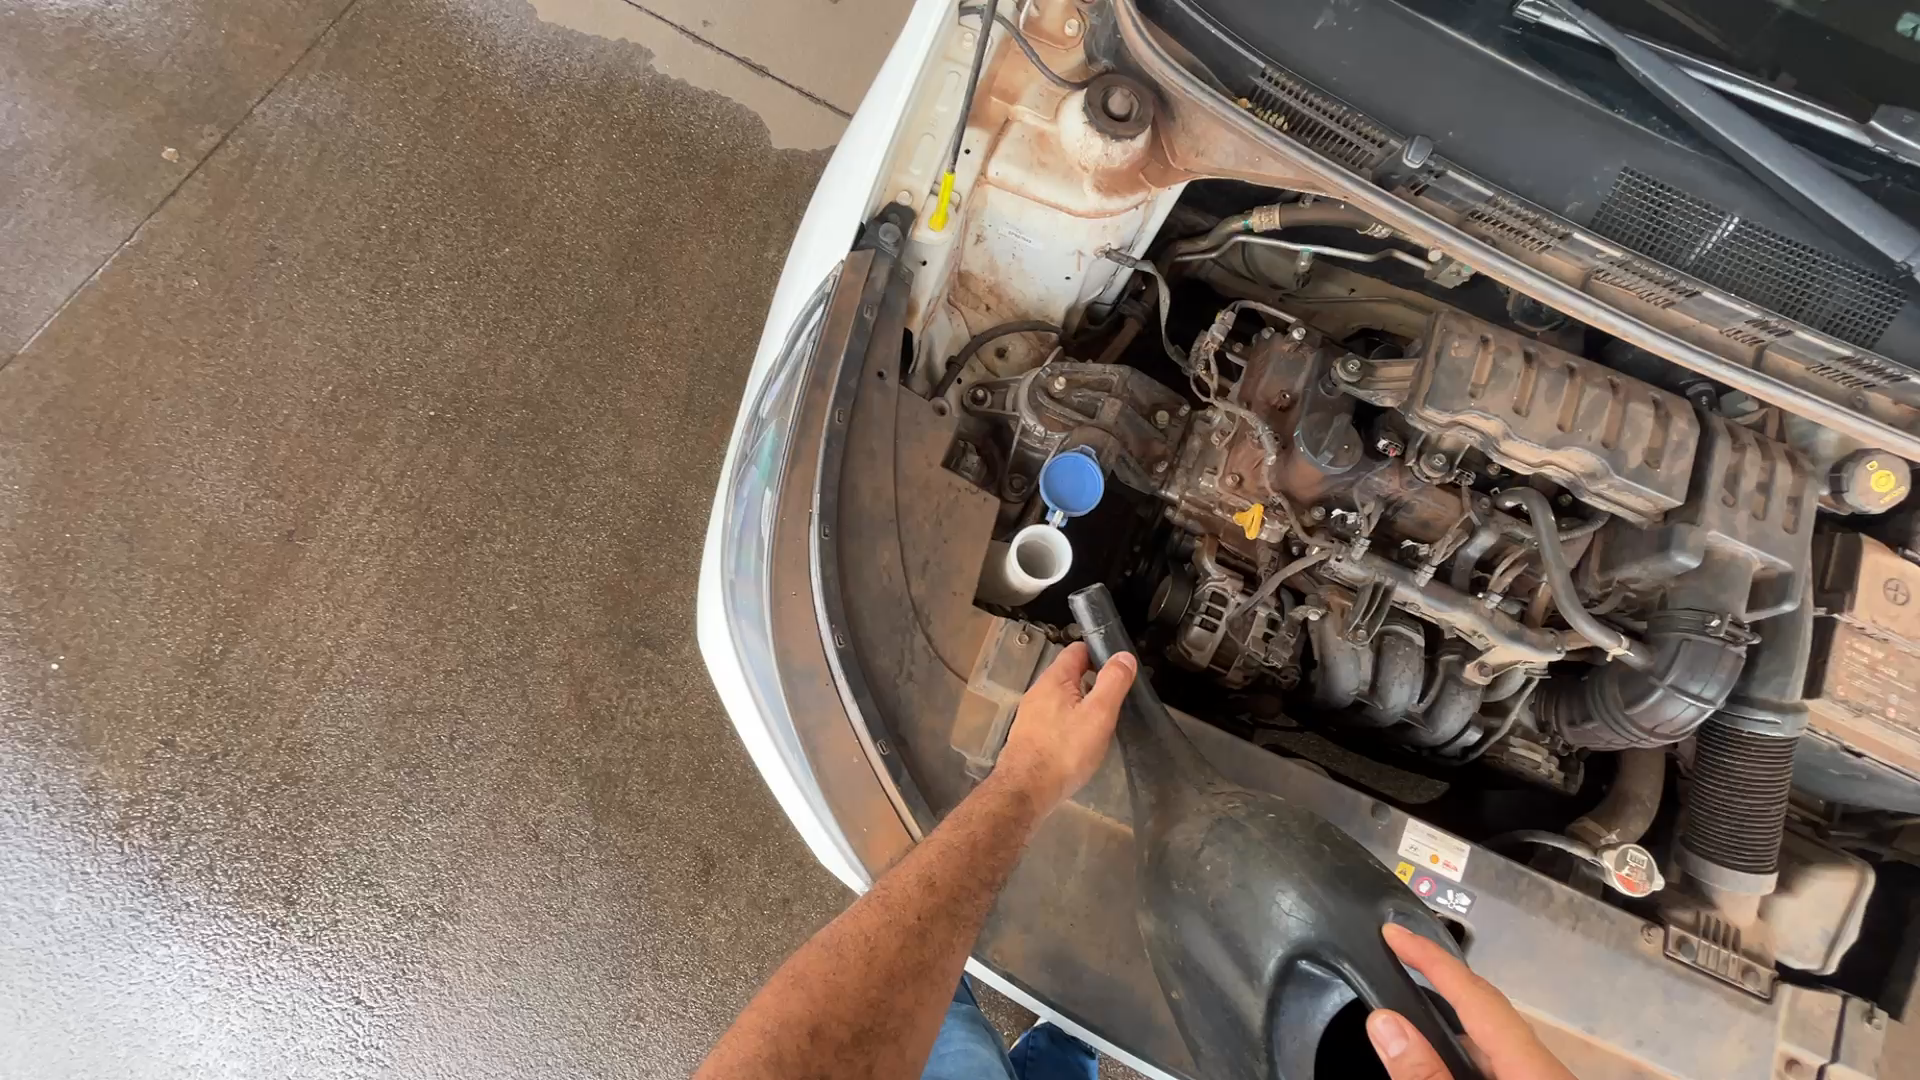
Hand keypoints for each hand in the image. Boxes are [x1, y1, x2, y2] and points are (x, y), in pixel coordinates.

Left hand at [994, 642, 1136, 810]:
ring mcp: (1031, 713)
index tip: (1120, 668)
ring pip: (1062, 698)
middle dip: (1093, 681)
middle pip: (1070, 674)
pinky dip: (1071, 721)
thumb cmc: (1065, 751)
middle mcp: (1038, 691)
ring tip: (1103, 721)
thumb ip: (1112, 682)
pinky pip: (1055, 718)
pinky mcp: (1030, 734)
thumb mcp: (1098, 714)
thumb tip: (1123, 656)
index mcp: (1054, 679)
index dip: (1100, 653)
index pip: (1077, 650)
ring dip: (1083, 703)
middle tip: (1116, 698)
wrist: (1026, 790)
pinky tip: (1082, 740)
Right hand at [1367, 923, 1575, 1079]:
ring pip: (1499, 1040)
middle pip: (1492, 1010)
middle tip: (1399, 952)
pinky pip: (1506, 1061)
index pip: (1476, 995)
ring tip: (1410, 1005)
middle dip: (1443, 977)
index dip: (1431, 958)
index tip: (1392, 931)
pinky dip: (1470, 1048)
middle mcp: (1548, 1071)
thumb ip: (1426, 1075)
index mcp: (1535, 1069)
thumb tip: (1384, 1020)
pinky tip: (1445, 1059)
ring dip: (1454, 1018)